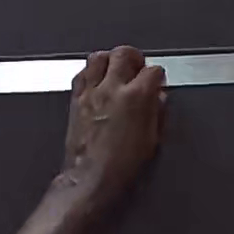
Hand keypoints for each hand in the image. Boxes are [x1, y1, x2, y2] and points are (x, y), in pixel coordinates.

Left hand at [57, 45, 166, 208]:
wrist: (91, 179)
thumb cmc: (120, 166)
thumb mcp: (152, 139)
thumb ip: (157, 112)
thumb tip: (158, 99)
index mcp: (136, 97)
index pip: (152, 71)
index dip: (158, 75)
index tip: (158, 81)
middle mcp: (111, 89)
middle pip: (123, 54)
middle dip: (134, 57)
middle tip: (138, 66)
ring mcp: (91, 92)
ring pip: (99, 57)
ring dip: (110, 60)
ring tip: (117, 68)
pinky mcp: (75, 99)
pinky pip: (81, 74)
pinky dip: (91, 72)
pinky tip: (97, 79)